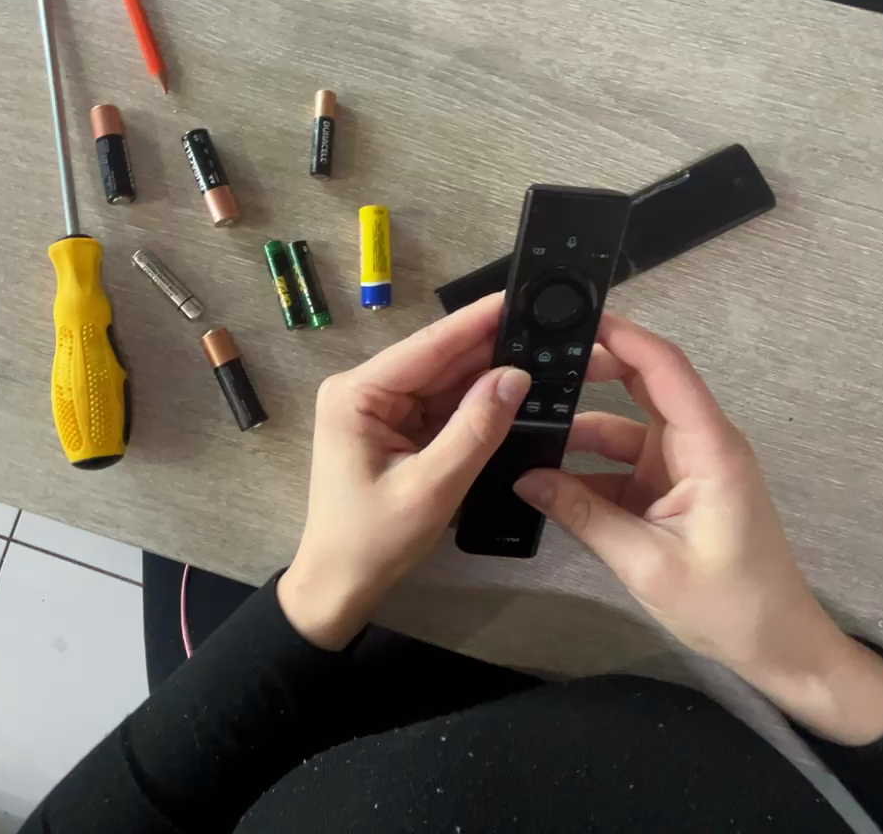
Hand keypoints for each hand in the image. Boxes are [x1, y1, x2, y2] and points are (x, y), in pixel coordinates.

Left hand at [280, 293, 531, 650]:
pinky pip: (441, 406)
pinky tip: (510, 388)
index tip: (517, 296)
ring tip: (539, 350)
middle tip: (543, 324)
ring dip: (486, 372)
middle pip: (437, 360)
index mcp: (356, 395)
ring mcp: (379, 408)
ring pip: (443, 381)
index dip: (475, 321)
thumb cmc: (372, 541)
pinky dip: (474, 402)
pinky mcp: (395, 427)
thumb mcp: (430, 488)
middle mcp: (364, 390)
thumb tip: (515, 377)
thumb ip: (475, 431)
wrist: (339, 585)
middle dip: (488, 345)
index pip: (426, 347)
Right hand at [512, 315, 882, 744]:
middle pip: (642, 384)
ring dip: (576, 428)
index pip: (666, 370)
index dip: (624, 337)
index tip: (577, 318)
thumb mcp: (646, 562)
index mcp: (709, 449)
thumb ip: (582, 514)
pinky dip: (583, 465)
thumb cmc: (730, 606)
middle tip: (534, 366)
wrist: (778, 651)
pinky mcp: (667, 486)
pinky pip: (618, 461)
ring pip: (620, 424)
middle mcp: (696, 444)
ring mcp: (681, 465)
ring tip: (523, 428)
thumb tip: (524, 479)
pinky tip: (544, 475)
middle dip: (591, 369)